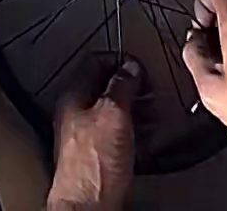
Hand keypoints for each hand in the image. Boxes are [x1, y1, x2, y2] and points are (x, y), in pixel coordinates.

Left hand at [45, 56, 140, 210]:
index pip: (94, 61)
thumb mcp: (113, 114)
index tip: (138, 66)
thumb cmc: (93, 167)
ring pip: (111, 111)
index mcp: (73, 95)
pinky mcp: (96, 160)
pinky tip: (146, 137)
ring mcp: (84, 137)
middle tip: (149, 89)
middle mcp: (75, 113)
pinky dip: (132, 131)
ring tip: (153, 112)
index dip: (118, 60)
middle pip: (104, 87)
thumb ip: (121, 86)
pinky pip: (116, 136)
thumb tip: (129, 67)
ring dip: (134, 109)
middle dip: (130, 86)